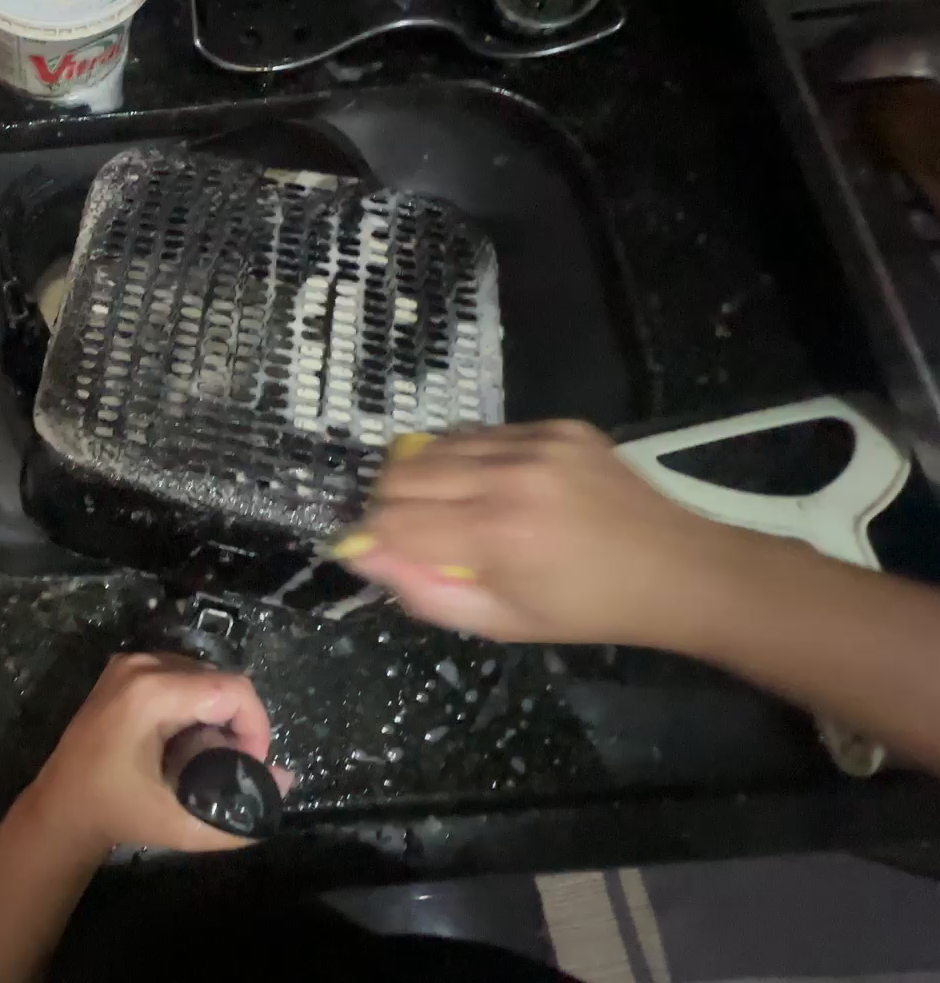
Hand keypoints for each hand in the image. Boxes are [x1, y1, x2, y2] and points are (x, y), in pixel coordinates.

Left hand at [20, 653, 285, 854]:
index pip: (232, 688)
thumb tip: (287, 781)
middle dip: (237, 721)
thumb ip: (242, 812)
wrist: (62, 803)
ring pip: (201, 674)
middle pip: (218, 678)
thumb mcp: (183, 824)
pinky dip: (193, 702)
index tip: (249, 764)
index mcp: (152, 693)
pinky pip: (178, 674)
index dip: (256, 726)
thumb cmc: (118, 811)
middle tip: (229, 764)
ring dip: (216, 712)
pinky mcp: (123, 668)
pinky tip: (184, 739)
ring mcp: (129, 663)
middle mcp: (141, 666)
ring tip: (206, 755)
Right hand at [334, 421, 777, 647]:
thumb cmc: (584, 609)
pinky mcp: (554, 426)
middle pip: (398, 475)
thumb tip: (362, 554)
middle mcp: (510, 478)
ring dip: (422, 478)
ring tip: (450, 504)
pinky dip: (464, 460)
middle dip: (390, 505)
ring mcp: (534, 444)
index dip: (373, 537)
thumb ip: (420, 591)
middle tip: (415, 528)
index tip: (383, 550)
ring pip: (428, 448)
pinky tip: (492, 484)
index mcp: (497, 535)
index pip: (389, 522)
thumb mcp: (497, 622)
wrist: (687, 571)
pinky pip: (473, 434)